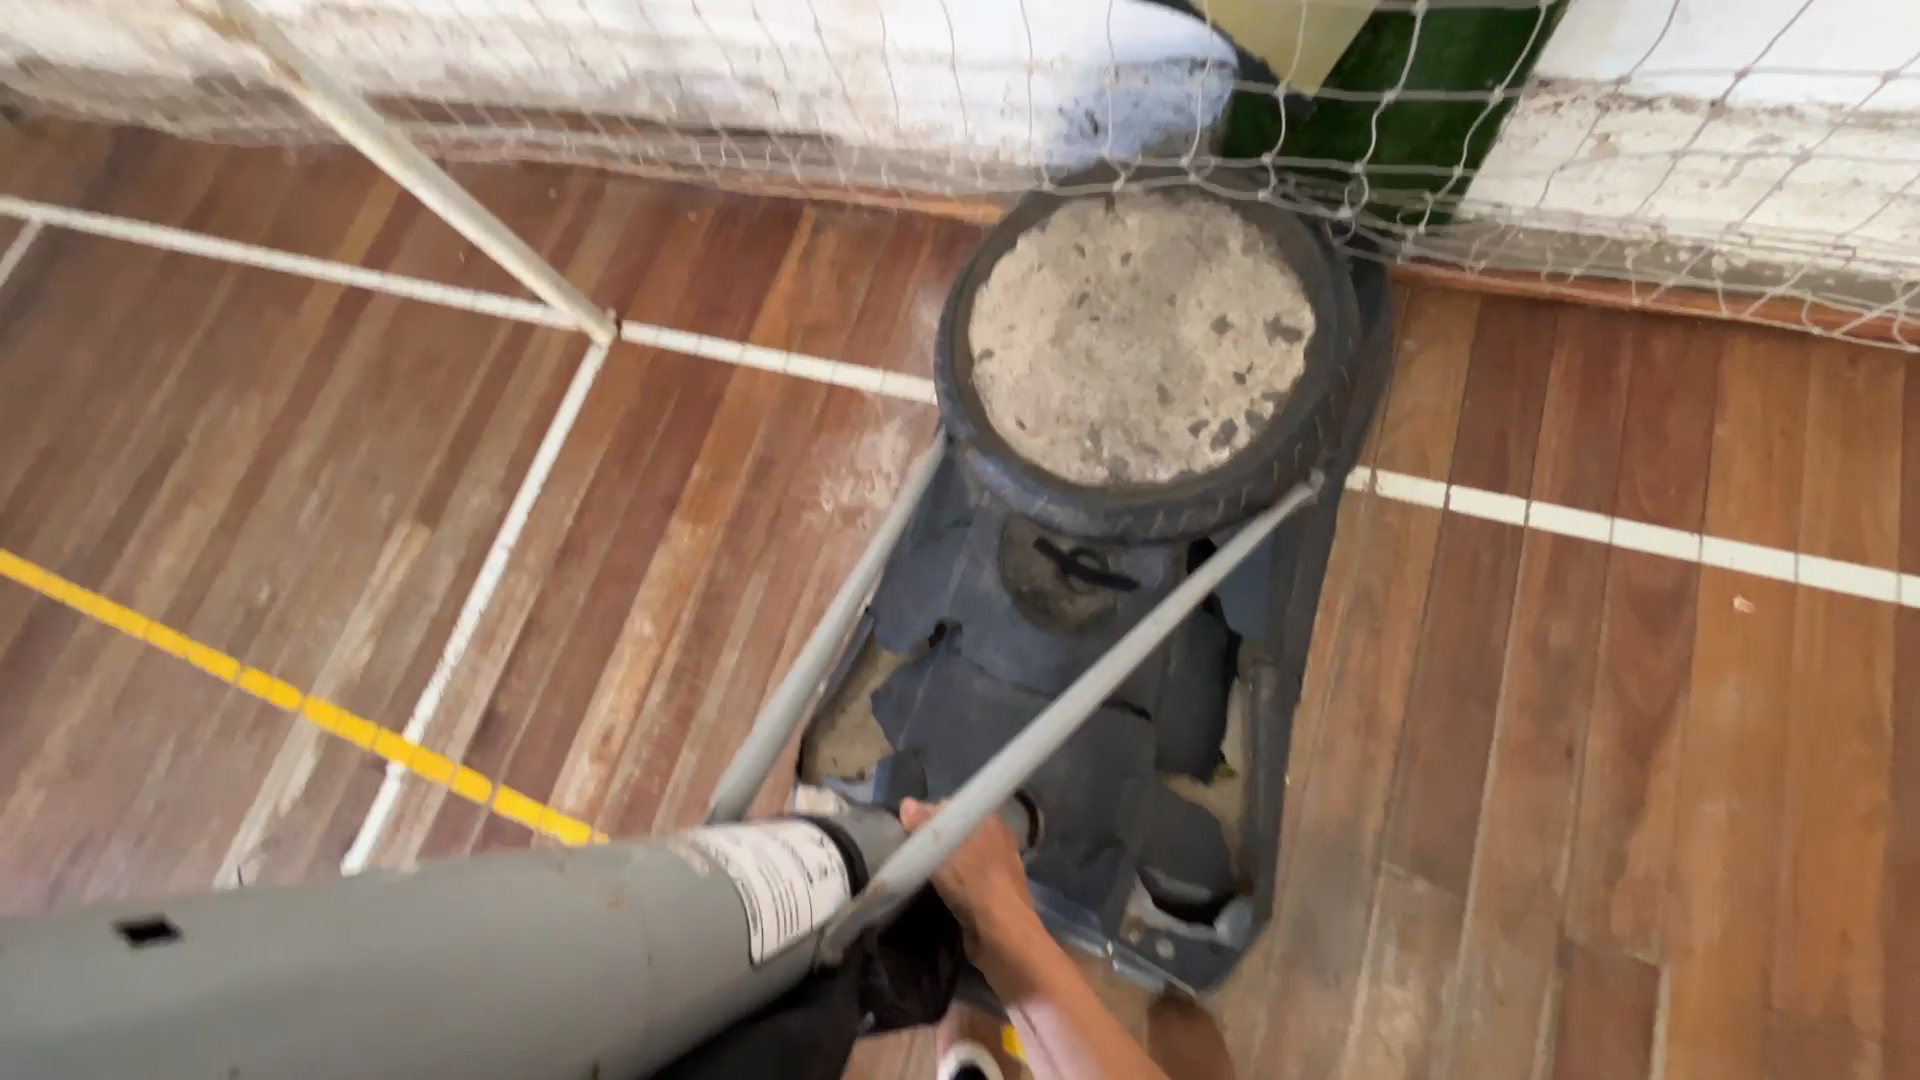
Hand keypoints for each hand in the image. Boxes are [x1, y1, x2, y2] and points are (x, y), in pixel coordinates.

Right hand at [898, 798, 1037, 951]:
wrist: (1002, 932)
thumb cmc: (973, 881)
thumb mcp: (941, 848)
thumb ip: (923, 825)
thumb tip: (907, 803)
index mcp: (989, 818)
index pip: (953, 807)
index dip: (929, 816)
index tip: (907, 830)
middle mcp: (996, 837)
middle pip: (956, 832)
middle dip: (934, 842)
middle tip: (909, 852)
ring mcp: (997, 866)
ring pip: (960, 857)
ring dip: (942, 865)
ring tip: (917, 871)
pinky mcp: (993, 893)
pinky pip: (965, 879)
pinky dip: (951, 883)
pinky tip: (934, 891)